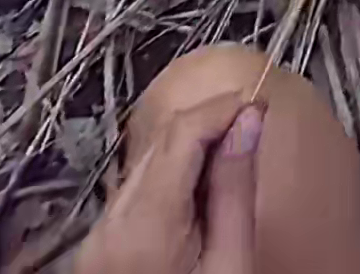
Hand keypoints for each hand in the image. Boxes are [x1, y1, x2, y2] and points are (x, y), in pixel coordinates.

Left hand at [71, 94, 263, 273]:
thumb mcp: (231, 265)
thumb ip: (236, 187)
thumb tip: (250, 120)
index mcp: (142, 228)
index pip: (183, 131)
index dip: (224, 107)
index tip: (261, 103)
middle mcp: (109, 224)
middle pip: (164, 139)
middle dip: (211, 120)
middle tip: (255, 123)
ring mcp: (98, 237)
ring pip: (151, 157)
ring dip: (195, 143)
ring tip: (236, 153)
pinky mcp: (100, 248)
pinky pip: (141, 187)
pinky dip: (176, 171)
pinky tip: (205, 187)